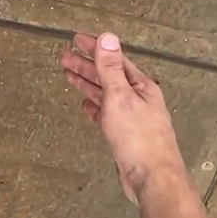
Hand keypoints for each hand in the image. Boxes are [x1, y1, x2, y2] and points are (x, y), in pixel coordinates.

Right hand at [60, 33, 190, 204]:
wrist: (152, 180)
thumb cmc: (138, 137)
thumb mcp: (120, 96)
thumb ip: (110, 68)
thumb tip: (108, 37)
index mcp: (141, 87)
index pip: (115, 60)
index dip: (95, 48)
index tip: (76, 39)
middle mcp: (139, 100)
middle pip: (109, 76)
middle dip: (86, 65)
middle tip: (64, 57)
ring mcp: (133, 118)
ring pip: (106, 94)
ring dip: (88, 83)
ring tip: (68, 75)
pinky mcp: (127, 135)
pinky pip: (107, 113)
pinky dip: (95, 106)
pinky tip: (86, 106)